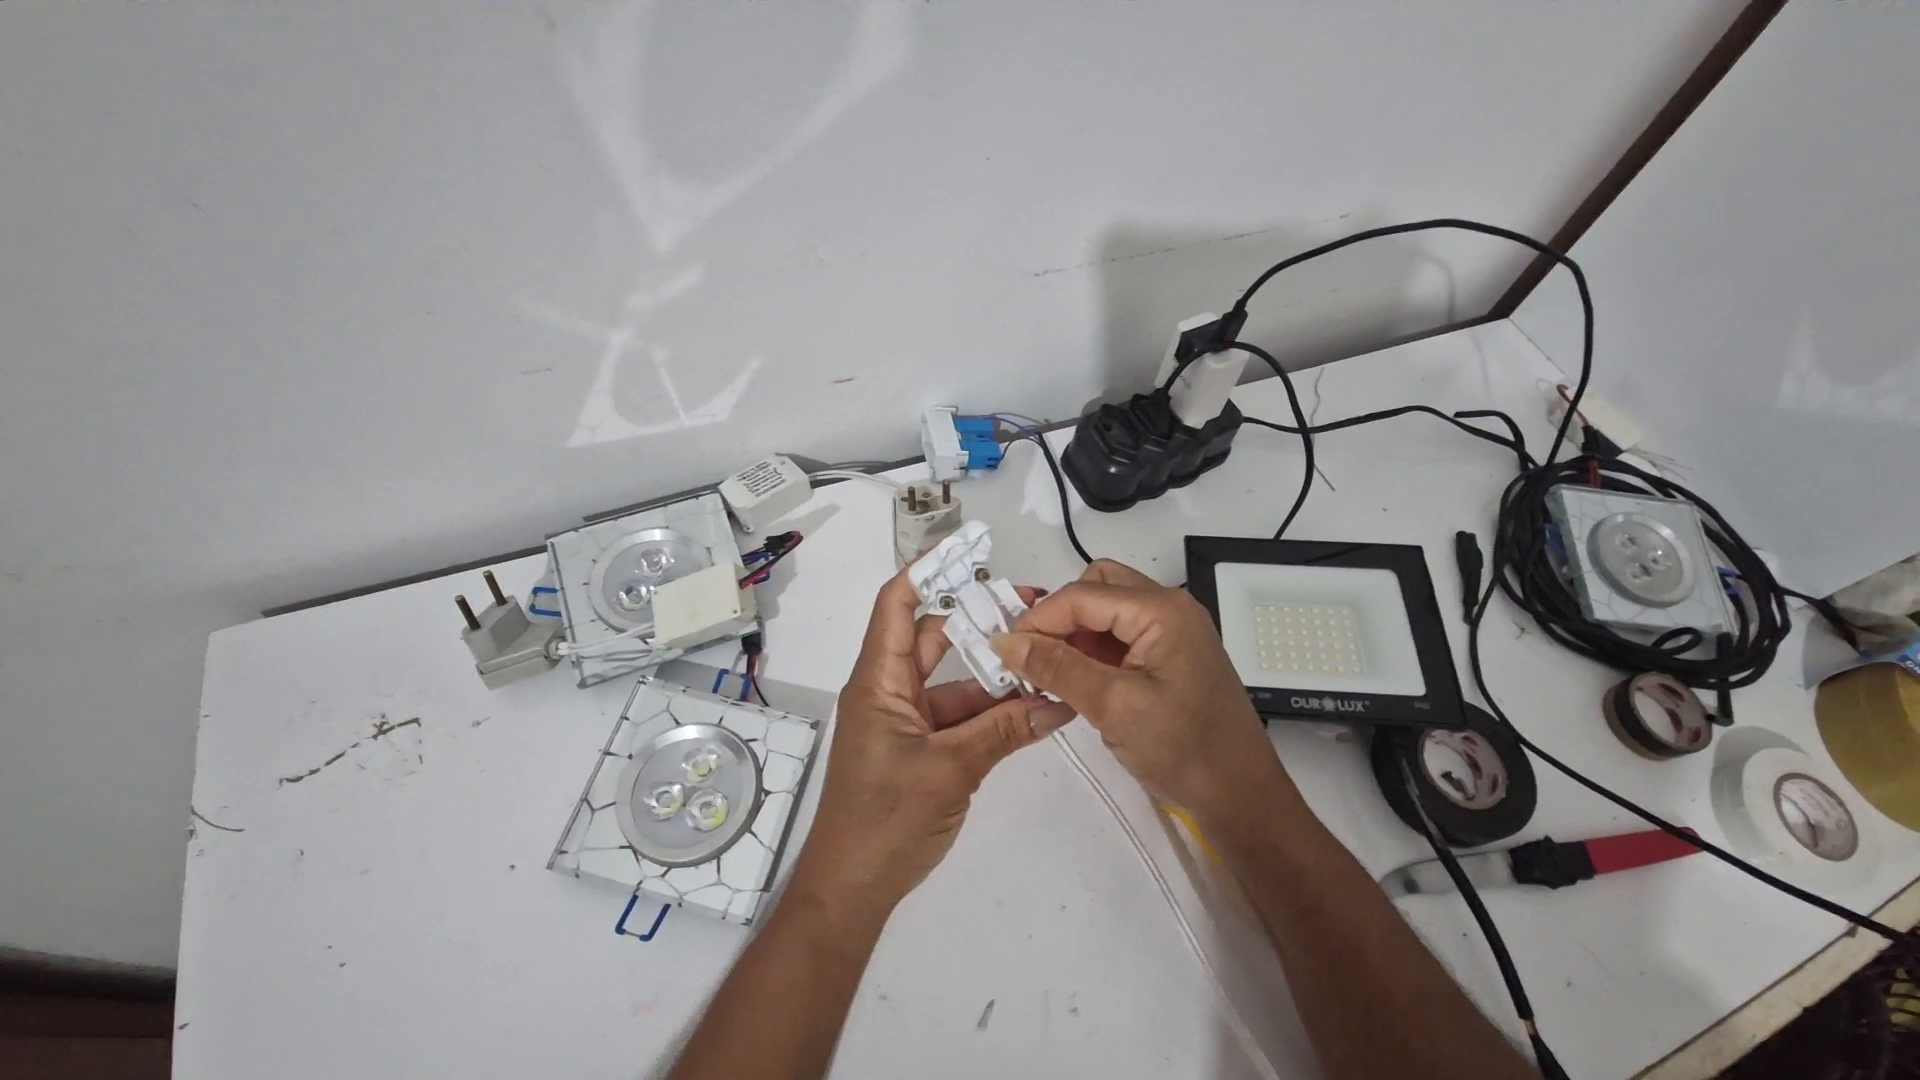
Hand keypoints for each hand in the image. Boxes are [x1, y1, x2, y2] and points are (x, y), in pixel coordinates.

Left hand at [789, 570, 1076, 911]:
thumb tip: (1060, 703)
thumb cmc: (884, 821)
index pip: (896, 605)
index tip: (968, 549)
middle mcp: (890, 691)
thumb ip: (1005, 732)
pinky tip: (1034, 711)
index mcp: (879, 681)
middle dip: (979, 623)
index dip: (927, 570)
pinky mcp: (921, 750)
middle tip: (1032, 612)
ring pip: (953, 682)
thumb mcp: (950, 771)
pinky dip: (991, 713)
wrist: (853, 889)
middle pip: (934, 638)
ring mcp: (906, 722)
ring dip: (994, 676)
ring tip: (1046, 663)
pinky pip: (958, 717)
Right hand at [990, 560, 1295, 827]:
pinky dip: (1093, 651)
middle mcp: (1169, 608)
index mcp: (1162, 610)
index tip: (1006, 651)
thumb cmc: (1184, 750)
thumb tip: (1006, 641)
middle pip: (1096, 587)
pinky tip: (1076, 682)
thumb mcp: (1113, 707)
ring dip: (1074, 634)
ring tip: (1050, 674)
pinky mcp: (1170, 655)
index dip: (1039, 618)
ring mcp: (1173, 631)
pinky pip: (1121, 636)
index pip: (1082, 594)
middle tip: (1033, 657)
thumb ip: (1057, 668)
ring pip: (1106, 610)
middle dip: (1059, 616)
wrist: (1241, 796)